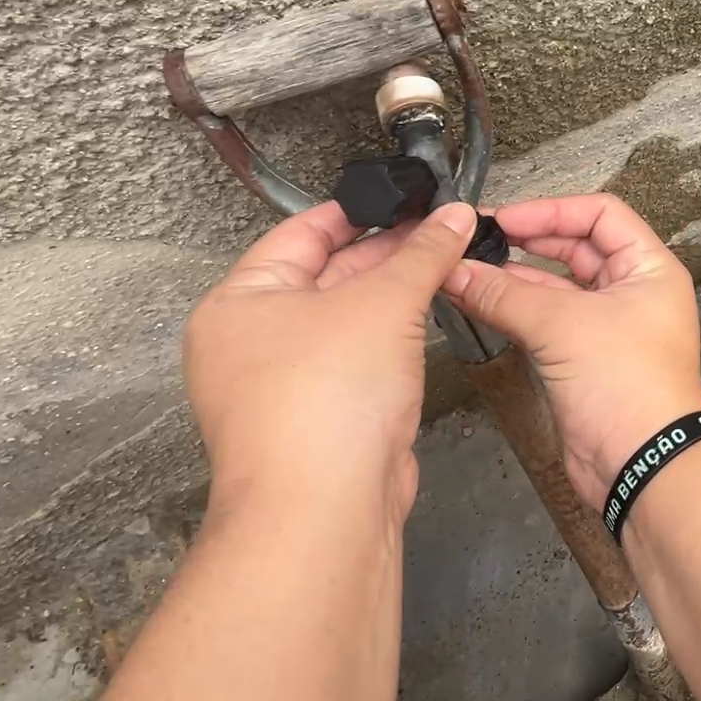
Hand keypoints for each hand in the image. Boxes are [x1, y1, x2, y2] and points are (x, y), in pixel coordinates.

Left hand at [183, 200, 478, 520]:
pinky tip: (429, 315)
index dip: (357, 210)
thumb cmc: (329, 394)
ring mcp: (289, 379)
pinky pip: (362, 353)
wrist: (326, 505)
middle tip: (443, 228)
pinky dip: (394, 332)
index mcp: (242, 301)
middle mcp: (255, 338)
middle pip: (329, 273)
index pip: (302, 233)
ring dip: (395, 292)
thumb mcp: (383, 302)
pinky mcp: (325, 410)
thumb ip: (424, 252)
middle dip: (388, 251)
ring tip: (446, 263)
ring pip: (350, 316)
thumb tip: (458, 213)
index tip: (406, 195)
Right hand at [444, 194, 700, 505]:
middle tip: (479, 238)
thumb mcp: (565, 326)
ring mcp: (609, 323)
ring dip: (515, 276)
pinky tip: (478, 299)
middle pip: (578, 246)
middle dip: (530, 239)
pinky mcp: (585, 355)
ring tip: (467, 267)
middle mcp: (633, 288)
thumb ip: (506, 294)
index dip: (553, 210)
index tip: (504, 218)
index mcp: (649, 266)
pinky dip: (516, 308)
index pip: (602, 214)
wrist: (642, 463)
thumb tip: (455, 269)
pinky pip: (548, 318)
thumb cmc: (625, 383)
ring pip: (558, 284)